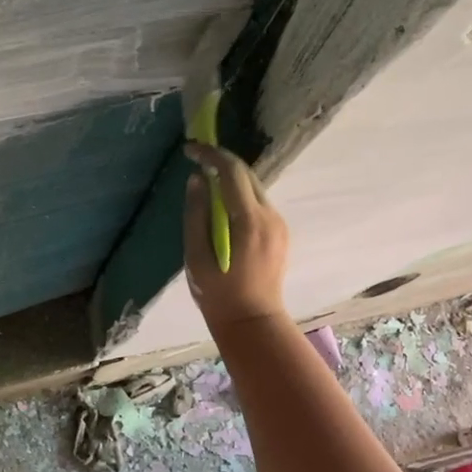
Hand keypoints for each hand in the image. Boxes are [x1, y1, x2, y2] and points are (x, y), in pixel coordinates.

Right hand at [182, 141, 289, 328]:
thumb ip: (196, 215)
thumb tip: (196, 180)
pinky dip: (239, 195)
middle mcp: (270, 216)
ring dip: (230, 179)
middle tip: (195, 159)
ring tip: (205, 183)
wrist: (254, 323)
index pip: (232, 172)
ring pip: (254, 188)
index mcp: (249, 221)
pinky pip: (258, 203)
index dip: (211, 154)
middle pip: (246, 175)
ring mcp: (279, 224)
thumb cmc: (219, 294)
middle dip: (221, 162)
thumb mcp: (197, 256)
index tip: (190, 149)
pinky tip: (223, 207)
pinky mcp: (281, 233)